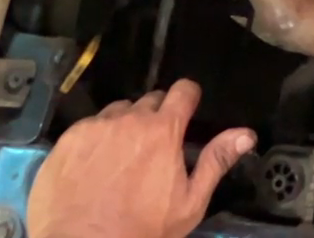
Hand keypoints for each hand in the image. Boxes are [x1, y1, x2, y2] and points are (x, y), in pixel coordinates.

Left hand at [28, 80, 255, 237]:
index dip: (188, 99)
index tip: (186, 113)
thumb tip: (247, 134)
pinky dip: (94, 140)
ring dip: (124, 126)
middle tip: (152, 149)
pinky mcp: (66, 140)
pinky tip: (92, 168)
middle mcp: (130, 118)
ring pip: (118, 112)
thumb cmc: (140, 232)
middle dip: (156, 117)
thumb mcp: (188, 204)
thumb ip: (216, 162)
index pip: (183, 90)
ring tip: (120, 158)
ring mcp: (95, 127)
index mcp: (163, 129)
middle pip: (150, 101)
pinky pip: (88, 127)